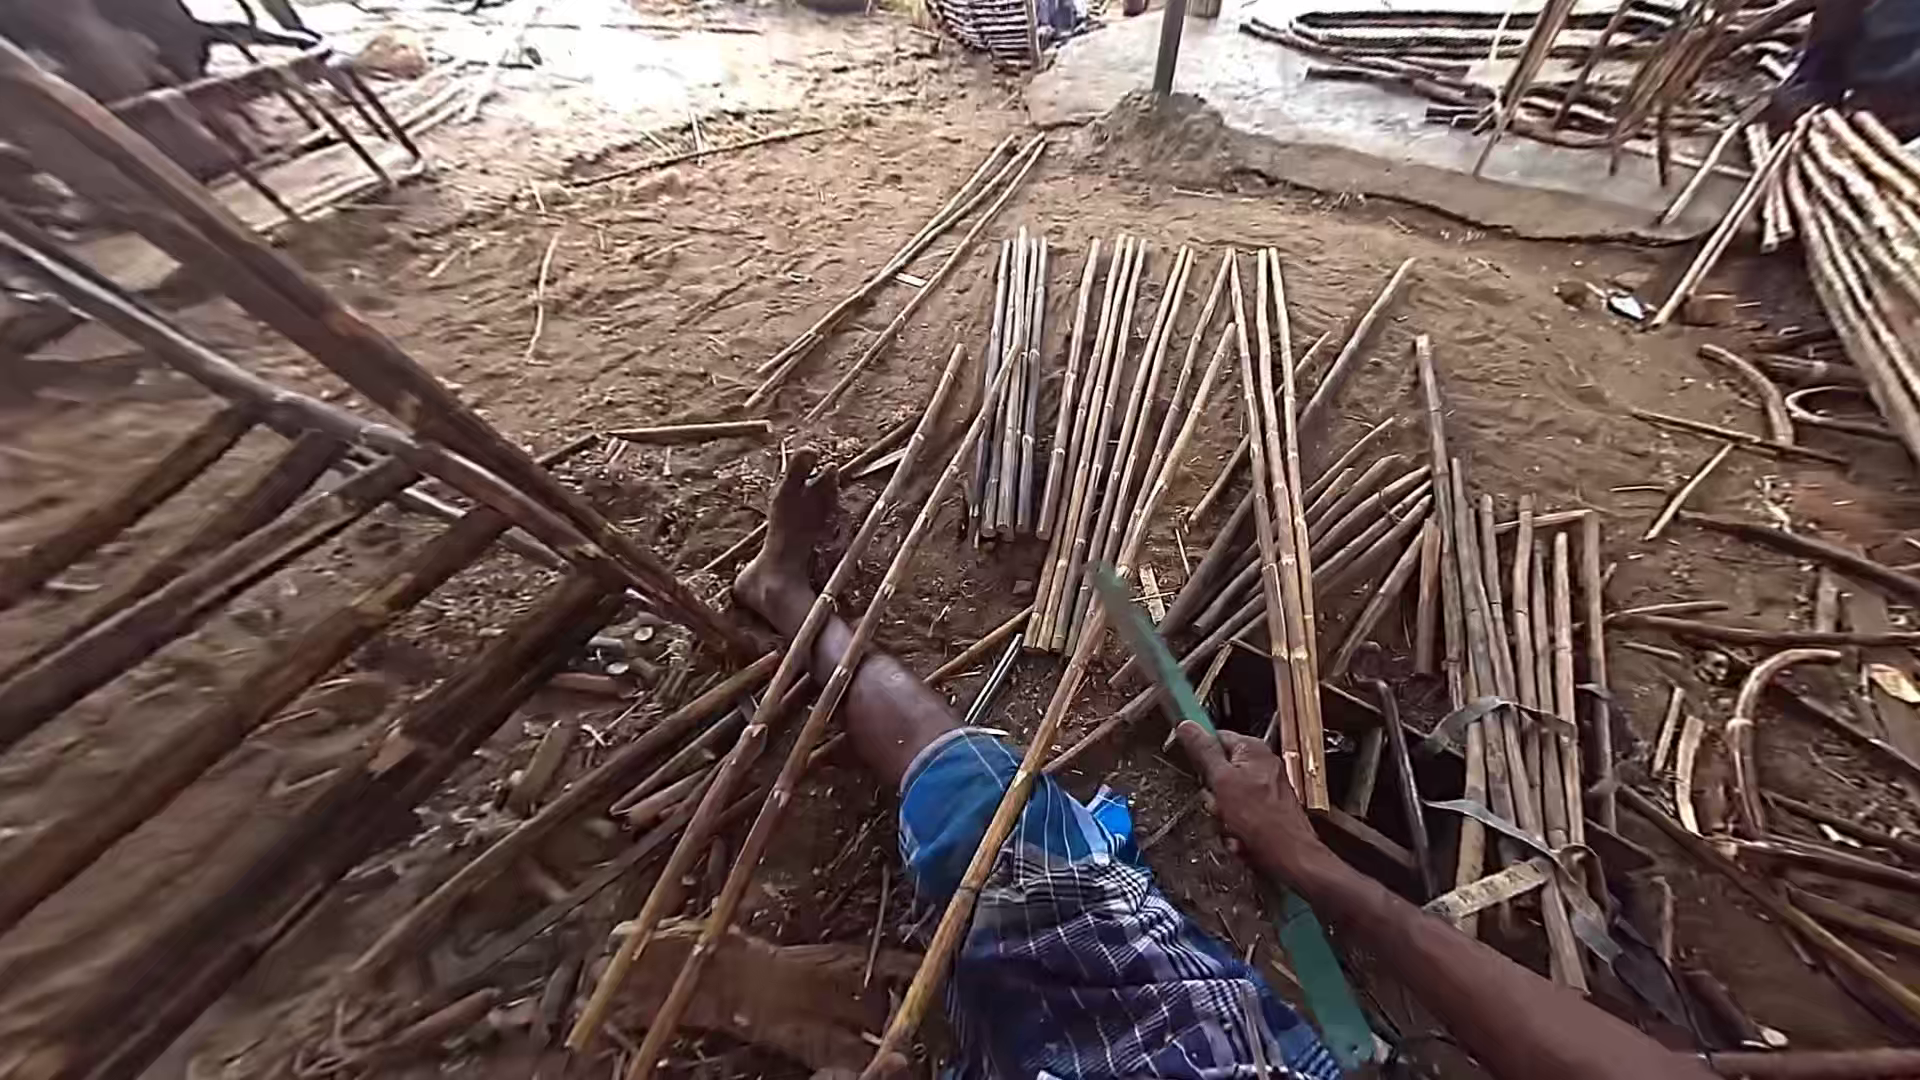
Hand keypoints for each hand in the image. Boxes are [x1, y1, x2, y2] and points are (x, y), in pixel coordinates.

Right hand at [1175, 722, 1326, 880]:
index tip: (1196, 772)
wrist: (1294, 860)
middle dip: (1212, 792)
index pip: (1213, 737)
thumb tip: (1186, 724)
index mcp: (1252, 748)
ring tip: (1231, 824)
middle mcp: (1261, 763)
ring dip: (1222, 813)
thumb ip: (1203, 751)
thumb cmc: (1260, 819)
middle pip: (1217, 769)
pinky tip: (1240, 837)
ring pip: (1225, 794)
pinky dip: (1235, 824)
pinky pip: (1238, 811)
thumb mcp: (1222, 780)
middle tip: (1218, 804)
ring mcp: (1266, 787)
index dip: (1200, 755)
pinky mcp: (1268, 809)